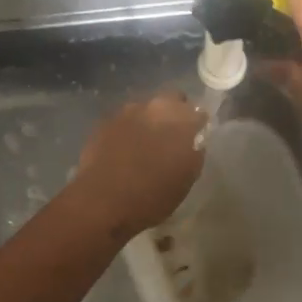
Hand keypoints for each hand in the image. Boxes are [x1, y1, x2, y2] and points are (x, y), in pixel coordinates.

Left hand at [73, 90, 206, 232]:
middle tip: (170, 138)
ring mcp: (128, 111)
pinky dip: (127, 130)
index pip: (199, 113)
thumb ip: (193, 151)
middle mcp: (157, 106)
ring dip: (148, 121)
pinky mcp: (105, 120)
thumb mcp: (186, 178)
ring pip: (146, 108)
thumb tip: (193, 140)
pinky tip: (124, 148)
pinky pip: (124, 120)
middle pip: (171, 101)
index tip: (193, 139)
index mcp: (183, 120)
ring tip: (144, 144)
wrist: (102, 201)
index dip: (197, 126)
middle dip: (173, 115)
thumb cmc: (152, 195)